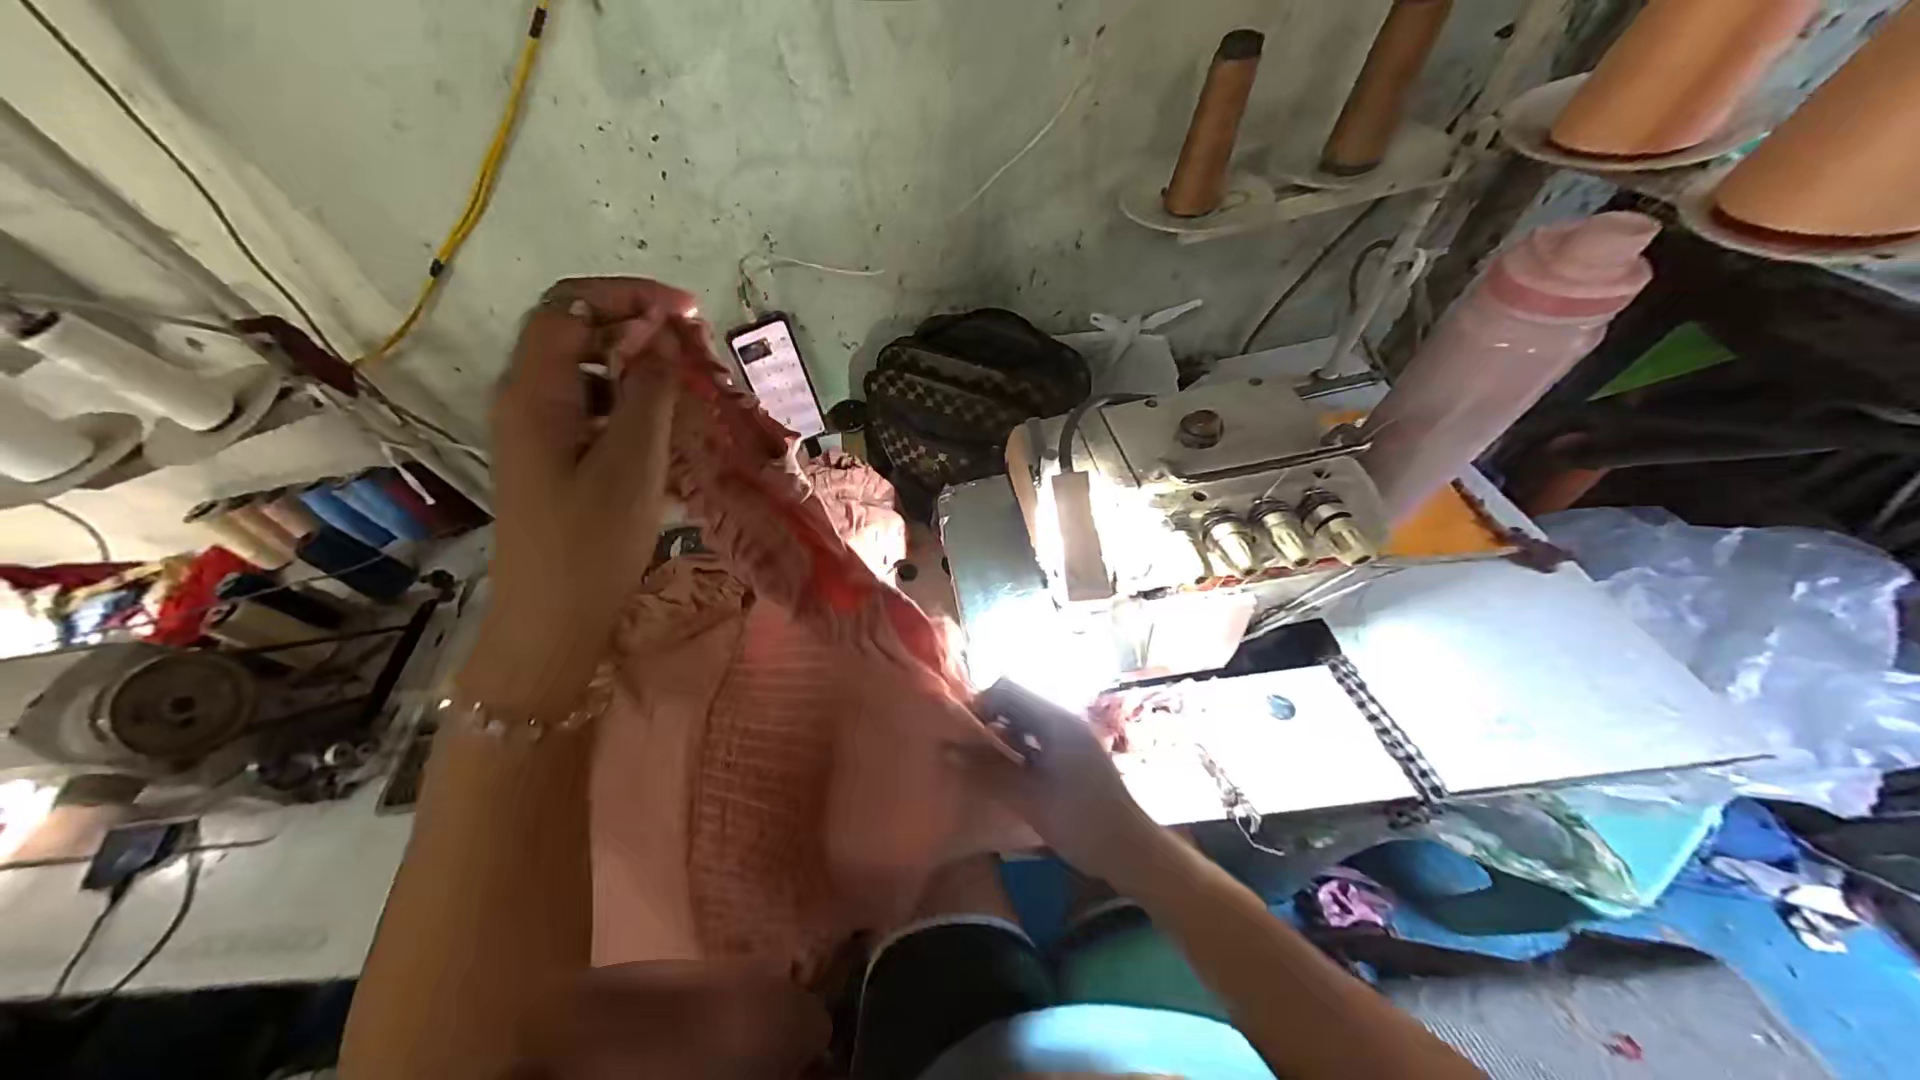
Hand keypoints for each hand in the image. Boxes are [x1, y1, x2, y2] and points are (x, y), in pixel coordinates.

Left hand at [464, 278, 697, 711]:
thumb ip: (647, 392)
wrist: (553, 620)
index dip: (629, 296)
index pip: (571, 307)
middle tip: (696, 352)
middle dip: (639, 329)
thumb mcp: (632, 463)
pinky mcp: (559, 459)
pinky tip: (671, 429)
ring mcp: (542, 431)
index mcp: (536, 392)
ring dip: (641, 369)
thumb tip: (660, 336)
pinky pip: (598, 411)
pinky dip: (635, 406)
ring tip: (692, 388)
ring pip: (592, 374)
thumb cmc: (592, 543)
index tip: (690, 314)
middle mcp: (529, 400)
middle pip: (579, 334)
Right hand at [962, 681, 1167, 884]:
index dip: (979, 705)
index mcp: (1055, 721)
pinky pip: (1039, 736)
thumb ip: (986, 770)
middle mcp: (1064, 719)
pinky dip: (1019, 746)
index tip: (961, 734)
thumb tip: (947, 750)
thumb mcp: (1027, 798)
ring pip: (1026, 719)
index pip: (1007, 690)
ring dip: (1003, 734)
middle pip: (1016, 701)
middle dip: (988, 719)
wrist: (1130, 850)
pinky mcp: (1074, 752)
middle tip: (968, 749)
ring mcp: (1071, 735)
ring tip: (984, 763)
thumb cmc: (1080, 822)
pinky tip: (1008, 771)